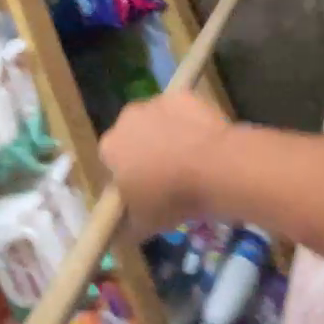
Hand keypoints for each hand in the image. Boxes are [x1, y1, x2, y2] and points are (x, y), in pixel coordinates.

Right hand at [100, 91, 232, 234]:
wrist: (214, 167)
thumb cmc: (171, 198)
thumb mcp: (141, 226)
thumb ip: (126, 224)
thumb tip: (126, 229)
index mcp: (110, 148)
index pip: (111, 161)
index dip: (126, 174)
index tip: (142, 188)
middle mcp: (128, 118)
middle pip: (132, 134)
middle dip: (144, 149)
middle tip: (165, 172)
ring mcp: (157, 102)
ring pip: (157, 119)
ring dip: (166, 133)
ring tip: (188, 156)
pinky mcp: (184, 94)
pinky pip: (181, 109)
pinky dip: (188, 120)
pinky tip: (202, 139)